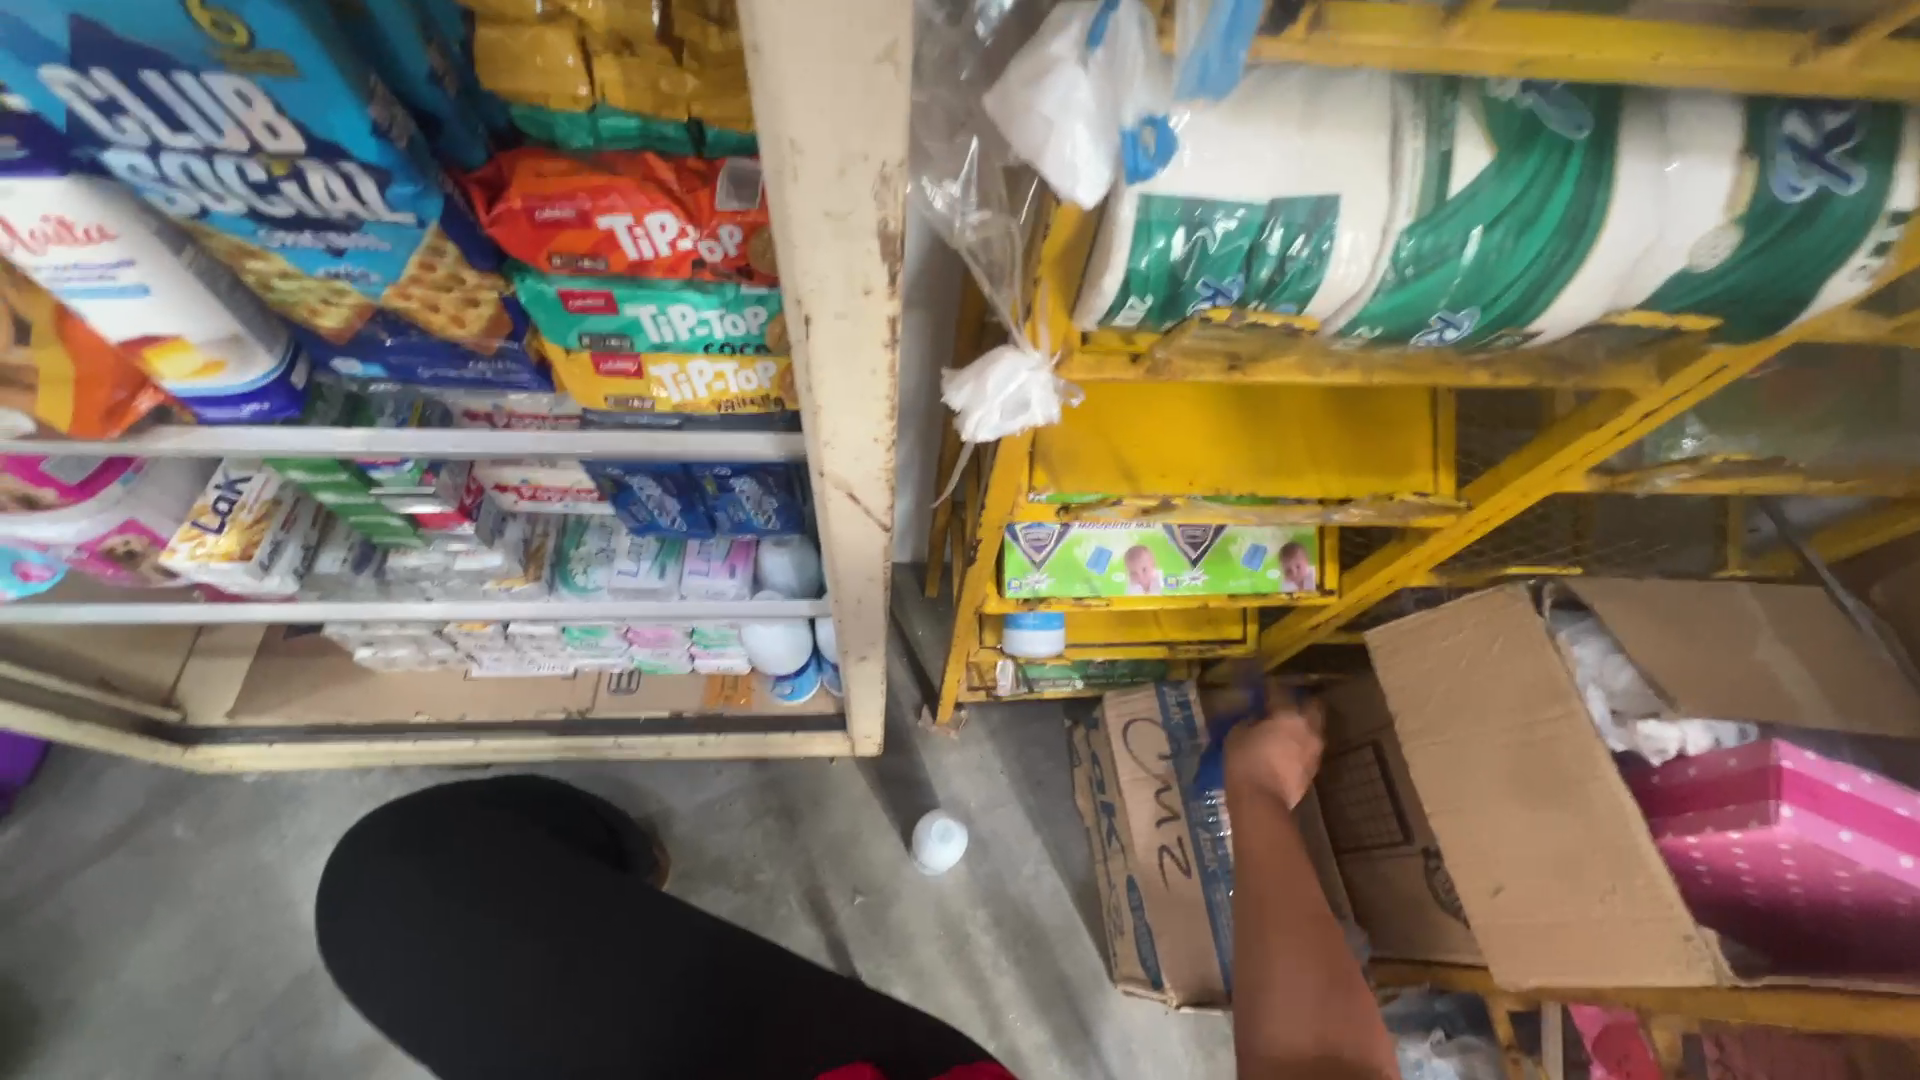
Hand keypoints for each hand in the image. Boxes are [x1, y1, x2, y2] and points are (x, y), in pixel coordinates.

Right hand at [1225, 695, 1325, 808]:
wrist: (1262, 800)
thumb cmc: (1245, 761)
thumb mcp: (1237, 734)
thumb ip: (1250, 721)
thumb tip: (1257, 719)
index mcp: (1288, 714)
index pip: (1280, 691)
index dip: (1270, 686)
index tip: (1263, 686)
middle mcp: (1307, 728)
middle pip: (1313, 706)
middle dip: (1301, 703)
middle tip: (1286, 705)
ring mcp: (1314, 750)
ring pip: (1314, 729)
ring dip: (1303, 726)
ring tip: (1286, 729)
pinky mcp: (1313, 769)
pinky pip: (1309, 748)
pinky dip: (1300, 745)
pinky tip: (1286, 749)